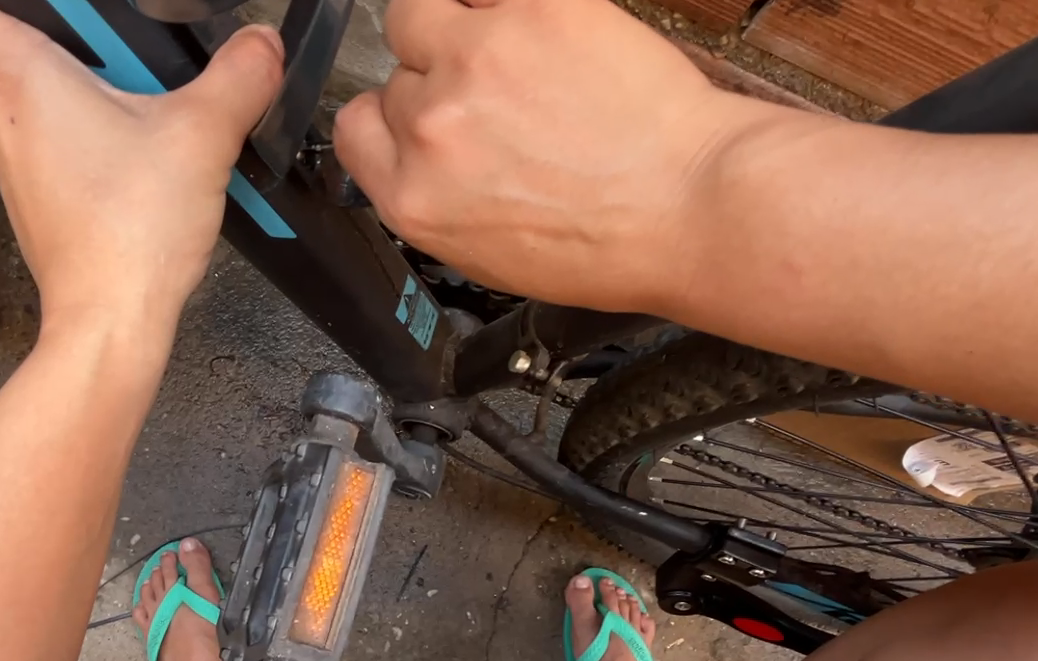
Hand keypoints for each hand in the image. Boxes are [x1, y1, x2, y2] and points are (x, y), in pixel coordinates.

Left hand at [0, 0, 281, 324]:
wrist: (112, 321)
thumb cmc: (130, 232)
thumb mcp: (200, 138)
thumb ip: (236, 78)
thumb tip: (262, 43)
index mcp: (10, 68)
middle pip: (6, 25)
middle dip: (76, 27)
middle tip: (135, 50)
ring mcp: (10, 154)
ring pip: (37, 83)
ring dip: (90, 78)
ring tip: (148, 99)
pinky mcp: (35, 191)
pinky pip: (55, 132)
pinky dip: (91, 126)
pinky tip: (140, 152)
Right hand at [334, 0, 781, 314]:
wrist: (683, 209)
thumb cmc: (596, 249)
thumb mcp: (484, 257)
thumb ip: (432, 199)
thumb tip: (415, 157)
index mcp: (414, 201)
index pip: (354, 130)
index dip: (387, 125)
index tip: (416, 125)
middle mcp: (429, 129)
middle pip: (393, 77)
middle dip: (433, 87)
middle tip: (489, 105)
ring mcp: (476, 59)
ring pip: (416, 13)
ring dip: (447, 29)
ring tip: (499, 54)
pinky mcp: (533, 6)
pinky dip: (501, 8)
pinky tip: (538, 33)